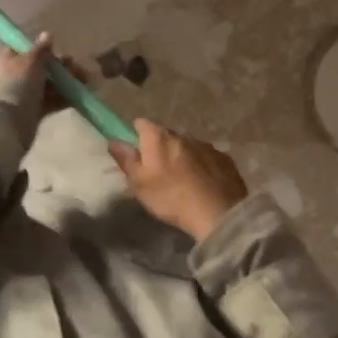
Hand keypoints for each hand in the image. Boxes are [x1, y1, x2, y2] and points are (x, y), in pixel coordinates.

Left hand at [0, 34, 85, 116]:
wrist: (10, 120)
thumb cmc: (18, 83)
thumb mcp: (31, 60)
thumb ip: (41, 49)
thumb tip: (47, 33)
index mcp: (9, 58)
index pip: (27, 49)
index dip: (43, 49)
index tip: (58, 51)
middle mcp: (16, 74)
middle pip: (42, 67)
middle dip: (61, 67)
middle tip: (76, 68)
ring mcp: (25, 93)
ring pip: (49, 84)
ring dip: (66, 82)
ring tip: (84, 82)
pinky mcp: (33, 109)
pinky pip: (51, 100)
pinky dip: (64, 98)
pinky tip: (79, 96)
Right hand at [108, 119, 248, 241]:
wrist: (218, 213)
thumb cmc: (170, 198)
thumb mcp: (139, 183)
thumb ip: (126, 159)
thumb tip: (113, 141)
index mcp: (158, 137)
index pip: (142, 123)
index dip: (136, 134)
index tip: (136, 151)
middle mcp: (182, 134)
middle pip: (166, 135)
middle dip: (161, 148)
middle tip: (158, 171)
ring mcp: (206, 145)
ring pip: (187, 146)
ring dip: (182, 157)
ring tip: (183, 180)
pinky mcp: (225, 159)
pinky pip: (207, 157)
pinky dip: (202, 165)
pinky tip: (203, 184)